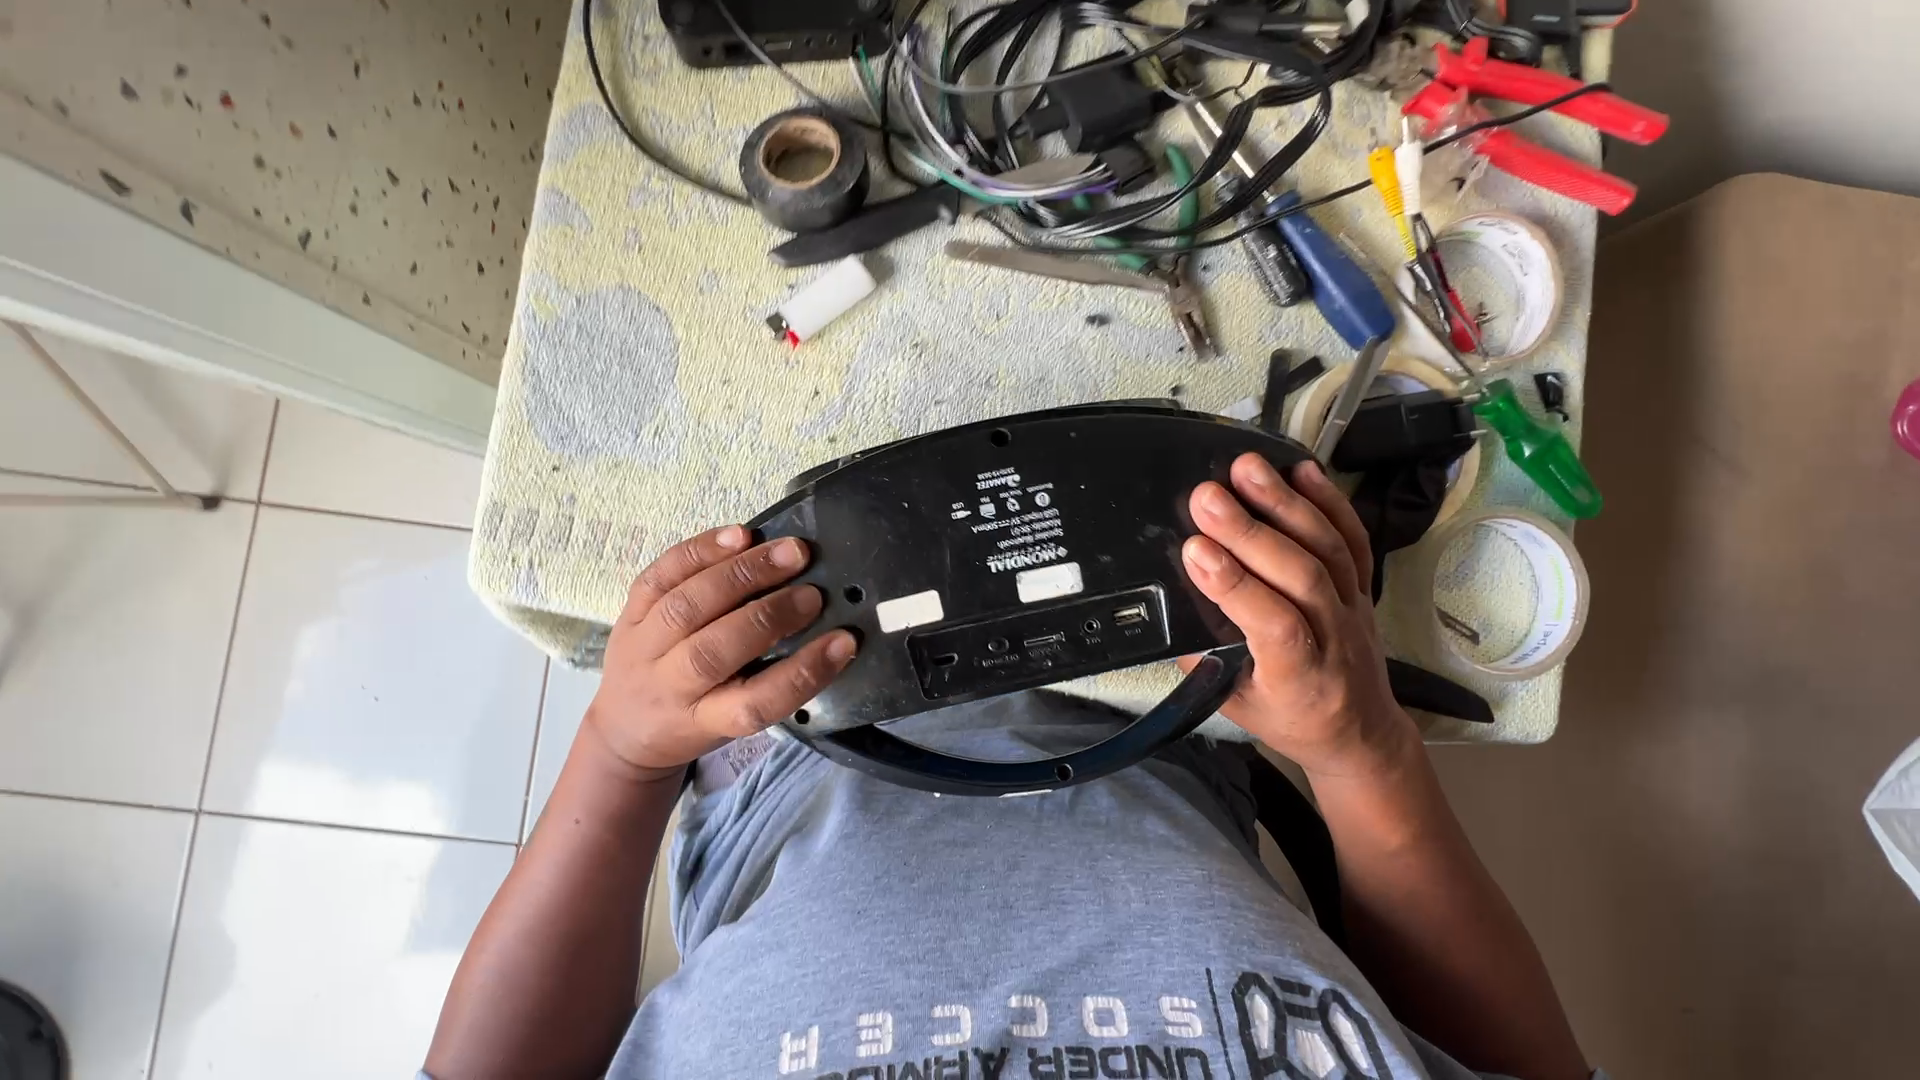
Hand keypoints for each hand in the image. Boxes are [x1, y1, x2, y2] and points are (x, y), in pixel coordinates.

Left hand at [584, 525, 857, 780]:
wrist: (624, 728)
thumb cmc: (697, 721)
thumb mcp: (735, 723)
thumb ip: (773, 684)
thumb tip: (830, 632)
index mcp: (704, 721)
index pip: (756, 703)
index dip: (803, 673)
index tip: (844, 642)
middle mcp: (669, 687)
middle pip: (714, 651)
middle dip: (770, 616)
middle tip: (814, 593)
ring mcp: (642, 648)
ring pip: (687, 606)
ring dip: (742, 575)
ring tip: (789, 554)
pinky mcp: (628, 613)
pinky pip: (660, 574)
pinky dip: (701, 550)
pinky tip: (740, 535)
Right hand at [1180, 453, 1417, 778]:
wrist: (1361, 732)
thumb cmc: (1293, 721)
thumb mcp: (1238, 708)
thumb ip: (1205, 663)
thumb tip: (1171, 611)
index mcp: (1301, 677)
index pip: (1274, 624)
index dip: (1236, 584)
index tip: (1195, 549)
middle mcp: (1335, 637)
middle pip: (1301, 575)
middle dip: (1250, 532)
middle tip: (1207, 496)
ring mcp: (1355, 606)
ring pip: (1327, 548)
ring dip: (1284, 503)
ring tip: (1246, 468)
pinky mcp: (1364, 586)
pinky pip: (1353, 538)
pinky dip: (1329, 500)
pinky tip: (1301, 469)